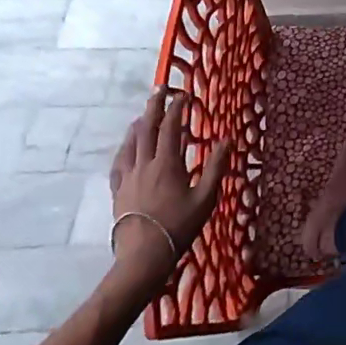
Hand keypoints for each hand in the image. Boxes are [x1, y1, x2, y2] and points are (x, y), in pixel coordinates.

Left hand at [108, 91, 231, 291]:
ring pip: (131, 143)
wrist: (144, 254)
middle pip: (147, 128)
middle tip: (158, 90)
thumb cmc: (179, 226)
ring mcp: (129, 176)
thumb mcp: (205, 198)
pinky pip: (119, 163)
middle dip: (153, 107)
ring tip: (142, 115)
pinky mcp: (118, 190)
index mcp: (167, 164)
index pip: (170, 128)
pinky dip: (124, 149)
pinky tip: (125, 148)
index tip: (182, 95)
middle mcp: (145, 164)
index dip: (176, 109)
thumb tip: (227, 140)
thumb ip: (215, 167)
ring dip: (138, 125)